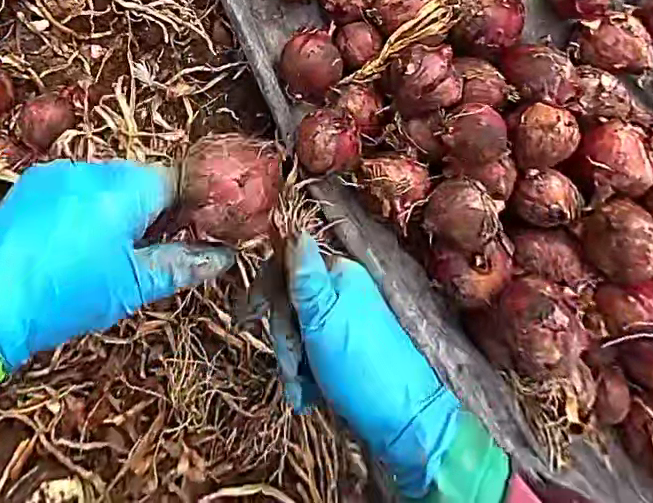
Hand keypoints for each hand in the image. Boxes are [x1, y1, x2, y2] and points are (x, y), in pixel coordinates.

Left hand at [0, 160, 234, 369]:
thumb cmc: (65, 295)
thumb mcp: (131, 285)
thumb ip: (182, 264)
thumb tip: (223, 256)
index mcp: (127, 188)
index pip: (178, 181)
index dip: (187, 207)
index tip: (185, 234)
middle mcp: (98, 167)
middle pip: (145, 178)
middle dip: (152, 207)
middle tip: (144, 248)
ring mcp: (64, 169)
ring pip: (112, 180)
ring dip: (118, 204)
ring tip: (104, 246)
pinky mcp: (37, 179)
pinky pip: (79, 183)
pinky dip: (86, 202)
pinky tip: (73, 236)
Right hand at [272, 232, 461, 496]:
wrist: (401, 423)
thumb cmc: (361, 366)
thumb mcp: (324, 318)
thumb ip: (304, 275)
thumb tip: (293, 229)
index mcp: (339, 273)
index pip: (288, 263)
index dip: (267, 289)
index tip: (251, 316)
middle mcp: (340, 292)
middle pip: (288, 301)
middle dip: (283, 336)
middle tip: (294, 362)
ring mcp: (341, 324)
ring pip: (295, 333)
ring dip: (291, 363)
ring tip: (302, 387)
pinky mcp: (340, 354)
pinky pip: (308, 357)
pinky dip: (303, 378)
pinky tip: (310, 397)